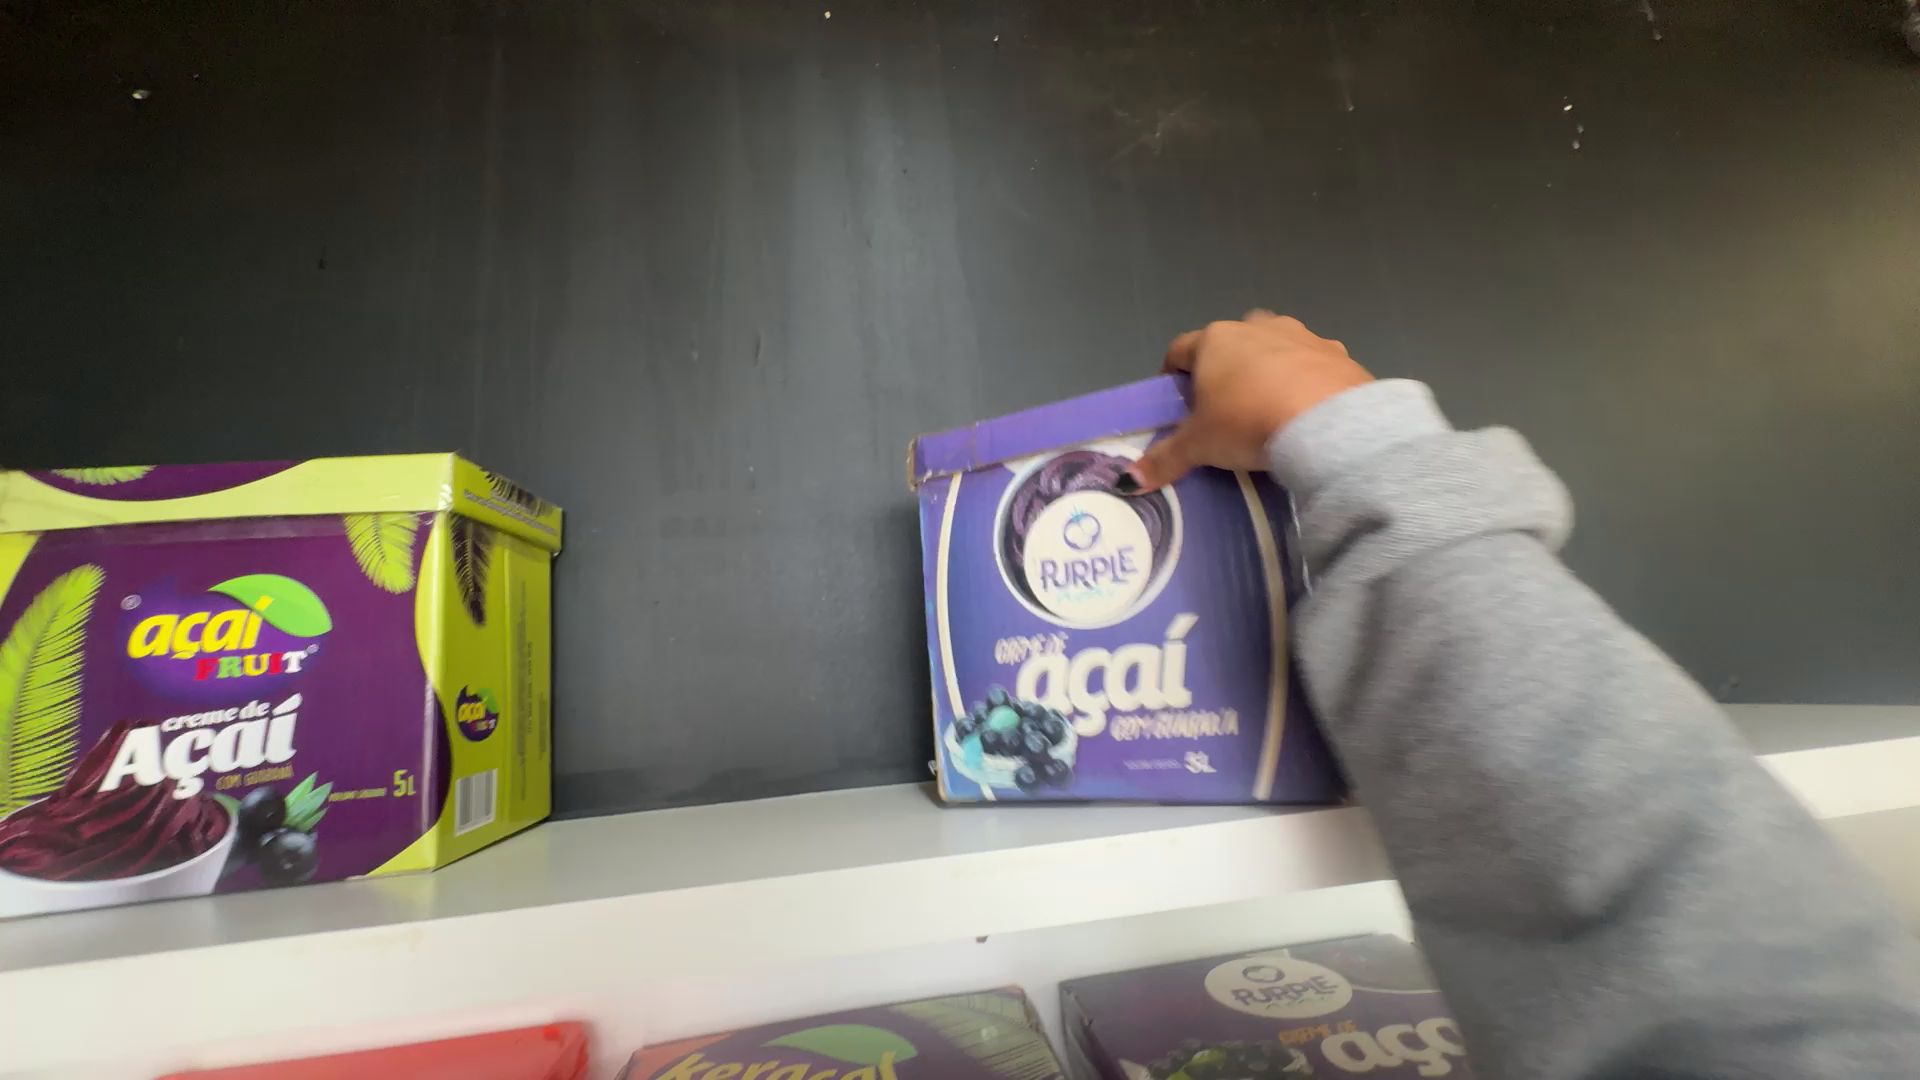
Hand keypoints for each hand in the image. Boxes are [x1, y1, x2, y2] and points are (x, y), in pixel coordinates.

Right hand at [1124, 311, 1372, 491]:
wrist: (1328, 424)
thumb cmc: (1247, 422)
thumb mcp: (1198, 446)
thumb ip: (1163, 459)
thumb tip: (1125, 481)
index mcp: (1214, 340)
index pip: (1179, 350)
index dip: (1172, 376)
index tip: (1175, 403)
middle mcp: (1256, 327)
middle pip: (1228, 345)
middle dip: (1222, 371)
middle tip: (1221, 410)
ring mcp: (1301, 336)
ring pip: (1272, 349)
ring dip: (1264, 372)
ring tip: (1264, 411)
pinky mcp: (1338, 353)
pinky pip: (1310, 365)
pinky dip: (1302, 382)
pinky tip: (1302, 413)